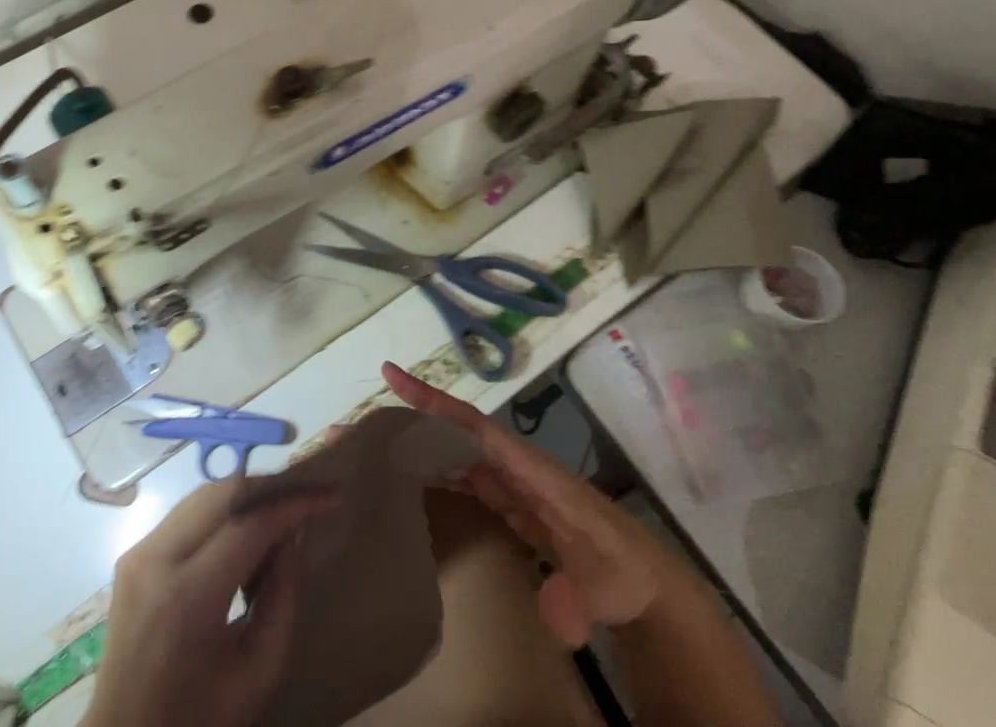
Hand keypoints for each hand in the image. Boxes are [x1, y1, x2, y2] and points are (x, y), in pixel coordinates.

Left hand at [81, 478, 335, 726]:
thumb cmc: (201, 713)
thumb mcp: (260, 669)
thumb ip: (282, 597)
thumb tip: (291, 536)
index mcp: (188, 597)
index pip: (249, 524)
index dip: (294, 503)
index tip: (331, 496)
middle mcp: (155, 560)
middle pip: (220, 495)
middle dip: (269, 488)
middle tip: (308, 494)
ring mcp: (136, 554)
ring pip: (200, 497)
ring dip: (244, 496)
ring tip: (281, 511)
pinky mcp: (131, 556)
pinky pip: (183, 515)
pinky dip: (220, 513)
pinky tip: (244, 532)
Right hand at [382, 361, 659, 645]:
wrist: (645, 584)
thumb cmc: (624, 576)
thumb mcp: (604, 589)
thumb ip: (580, 600)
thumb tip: (557, 620)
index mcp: (533, 472)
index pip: (475, 428)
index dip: (435, 403)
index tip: (394, 376)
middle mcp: (516, 469)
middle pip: (453, 434)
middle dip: (406, 423)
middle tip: (351, 428)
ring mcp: (510, 485)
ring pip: (452, 455)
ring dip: (412, 448)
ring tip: (365, 449)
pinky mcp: (508, 504)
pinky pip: (460, 479)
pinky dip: (429, 473)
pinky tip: (403, 480)